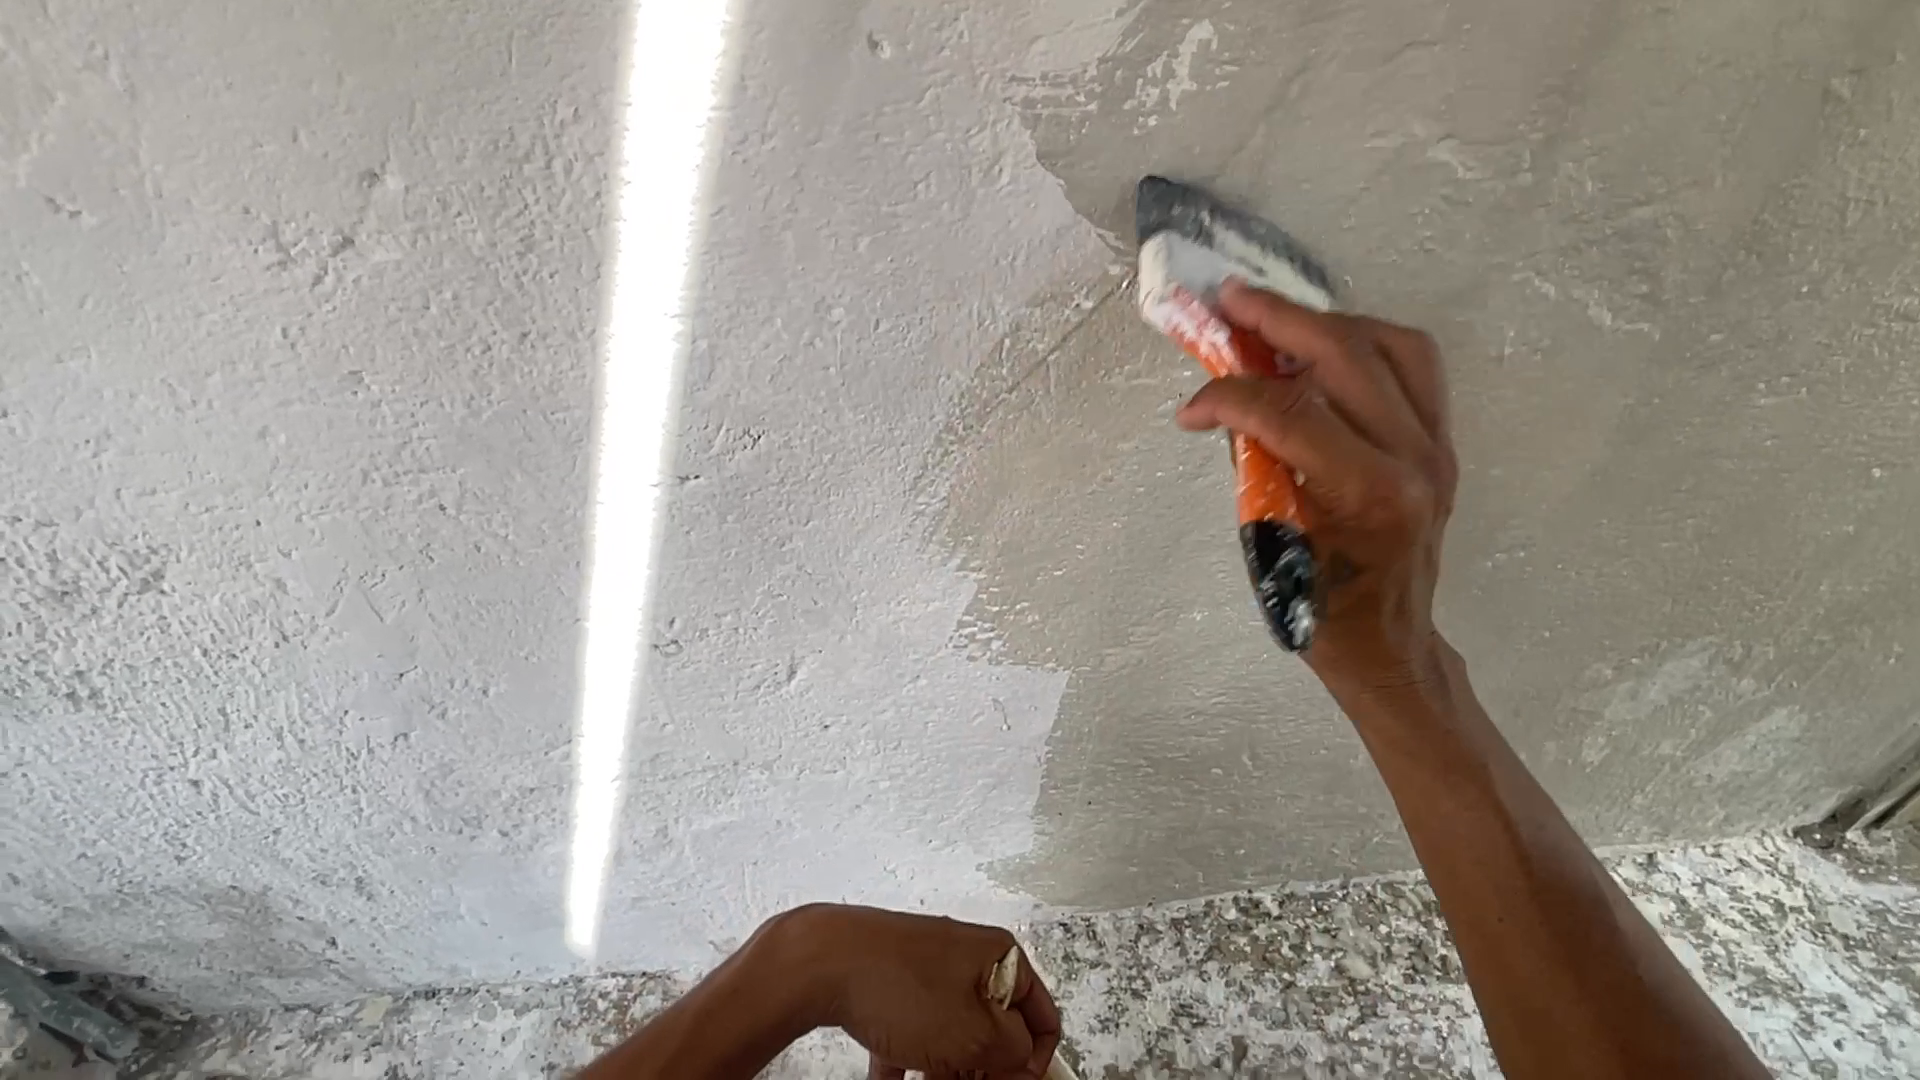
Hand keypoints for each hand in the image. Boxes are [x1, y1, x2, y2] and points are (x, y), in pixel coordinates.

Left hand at [770, 905, 1061, 1079]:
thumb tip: (1029, 1061)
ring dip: (948, 1069)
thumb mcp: (974, 1034)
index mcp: (1000, 956)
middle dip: (984, 1069)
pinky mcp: (898, 979)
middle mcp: (969, 955)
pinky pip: (917, 1027)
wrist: (824, 960)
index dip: (1033, 1062)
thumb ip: (1014, 1052)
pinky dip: (911, 1058)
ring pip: (954, 1031)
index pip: (1042, 1016)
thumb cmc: (897, 984)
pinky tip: (893, 1078)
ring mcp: (931, 965)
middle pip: (996, 1027)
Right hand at [1175, 279, 1456, 690]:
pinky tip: (1322, 349)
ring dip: (1326, 322)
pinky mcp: (1441, 442)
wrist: (1388, 642)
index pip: (1291, 411)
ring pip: (1393, 346)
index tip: (1192, 408)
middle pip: (1346, 355)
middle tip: (1230, 301)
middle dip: (1279, 319)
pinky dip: (1363, 344)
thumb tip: (1231, 408)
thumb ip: (1257, 465)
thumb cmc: (1319, 611)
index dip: (1230, 395)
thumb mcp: (1270, 543)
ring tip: (1275, 319)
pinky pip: (1412, 367)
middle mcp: (1415, 458)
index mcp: (1368, 493)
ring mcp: (1437, 446)